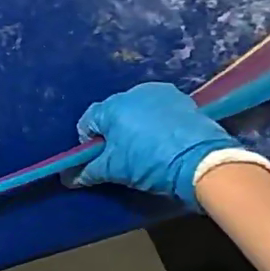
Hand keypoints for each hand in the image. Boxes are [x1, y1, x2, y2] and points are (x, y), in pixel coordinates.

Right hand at [75, 82, 241, 206]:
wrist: (201, 160)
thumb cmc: (149, 162)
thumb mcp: (115, 170)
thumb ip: (88, 171)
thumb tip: (68, 178)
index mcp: (112, 106)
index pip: (88, 122)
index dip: (90, 143)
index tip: (101, 160)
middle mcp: (132, 92)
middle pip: (113, 114)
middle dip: (115, 133)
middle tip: (126, 157)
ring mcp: (159, 93)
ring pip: (137, 110)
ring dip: (137, 126)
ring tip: (149, 150)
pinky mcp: (181, 98)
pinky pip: (160, 110)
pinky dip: (158, 122)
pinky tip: (167, 141)